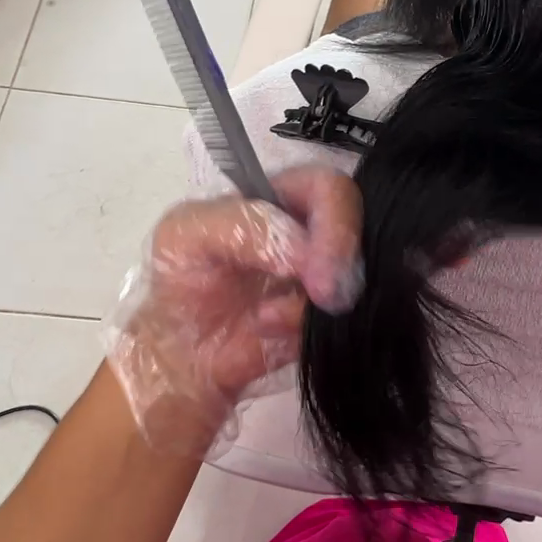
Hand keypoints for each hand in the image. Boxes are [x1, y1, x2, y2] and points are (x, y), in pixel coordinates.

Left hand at [105, 167, 361, 451]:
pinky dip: (307, 326)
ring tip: (265, 320)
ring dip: (315, 301)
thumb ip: (240, 225)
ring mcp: (329, 271)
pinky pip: (350, 313)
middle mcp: (313, 227)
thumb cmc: (181, 283)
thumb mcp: (186, 235)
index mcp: (281, 196)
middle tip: (322, 297)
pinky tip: (271, 330)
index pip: (329, 187)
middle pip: (361, 224)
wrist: (181, 355)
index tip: (313, 265)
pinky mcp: (333, 313)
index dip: (334, 219)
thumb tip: (303, 251)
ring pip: (360, 271)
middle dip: (340, 260)